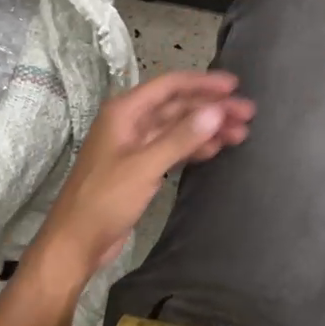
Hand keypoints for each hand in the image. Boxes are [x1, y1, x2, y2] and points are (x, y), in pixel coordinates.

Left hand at [34, 71, 253, 274]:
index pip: (169, 86)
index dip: (203, 83)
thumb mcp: (144, 166)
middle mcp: (129, 123)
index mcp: (124, 112)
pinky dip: (193, 148)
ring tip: (241, 133)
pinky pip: (172, 149)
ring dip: (206, 129)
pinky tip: (216, 149)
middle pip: (177, 107)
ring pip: (177, 129)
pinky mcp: (140, 168)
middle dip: (211, 108)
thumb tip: (215, 111)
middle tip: (248, 113)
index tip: (235, 86)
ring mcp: (134, 146)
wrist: (76, 241)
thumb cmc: (105, 200)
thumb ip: (180, 138)